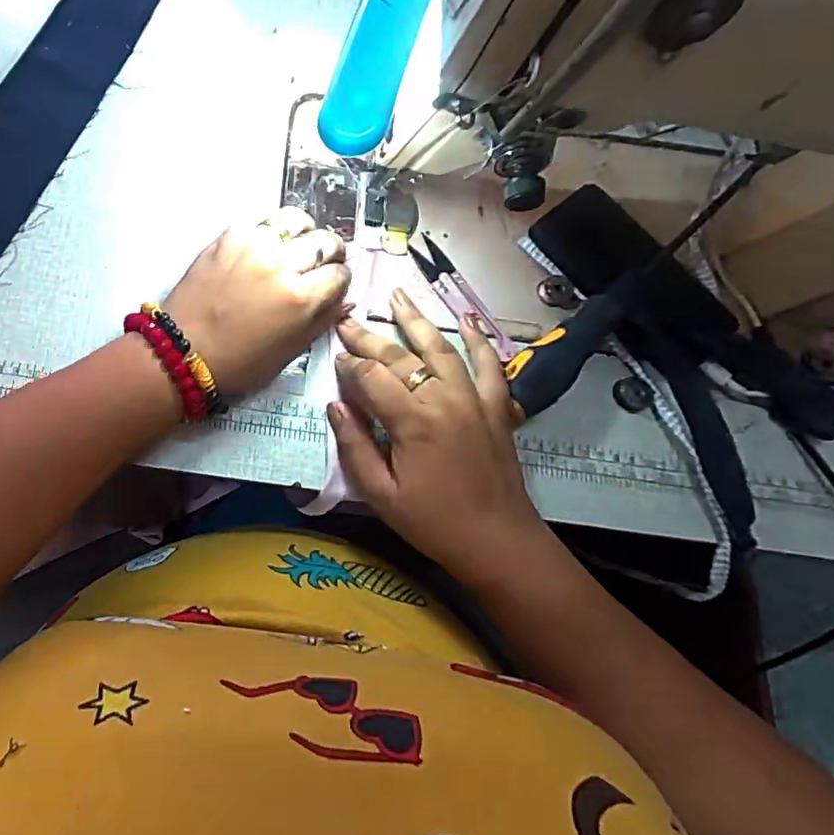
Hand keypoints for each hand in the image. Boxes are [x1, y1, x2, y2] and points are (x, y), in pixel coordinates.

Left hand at [162, 207, 350, 396]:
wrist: (183, 352)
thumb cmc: (237, 362)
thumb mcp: (291, 351)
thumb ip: (322, 319)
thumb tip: (343, 298)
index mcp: (300, 298)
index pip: (340, 273)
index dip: (340, 280)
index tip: (334, 284)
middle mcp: (280, 265)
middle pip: (325, 241)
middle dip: (330, 253)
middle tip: (323, 263)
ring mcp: (252, 246)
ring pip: (295, 220)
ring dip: (303, 233)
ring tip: (298, 246)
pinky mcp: (228, 238)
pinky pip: (260, 223)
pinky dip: (269, 232)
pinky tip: (267, 248)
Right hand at [329, 289, 553, 582]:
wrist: (498, 539)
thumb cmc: (433, 523)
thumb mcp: (381, 494)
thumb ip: (356, 447)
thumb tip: (335, 406)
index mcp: (412, 422)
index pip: (371, 378)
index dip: (349, 366)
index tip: (335, 359)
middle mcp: (443, 399)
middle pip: (400, 357)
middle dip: (369, 337)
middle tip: (347, 320)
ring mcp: (473, 399)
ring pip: (441, 348)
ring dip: (417, 320)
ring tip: (398, 295)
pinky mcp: (496, 406)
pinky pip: (488, 364)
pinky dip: (478, 340)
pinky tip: (466, 319)